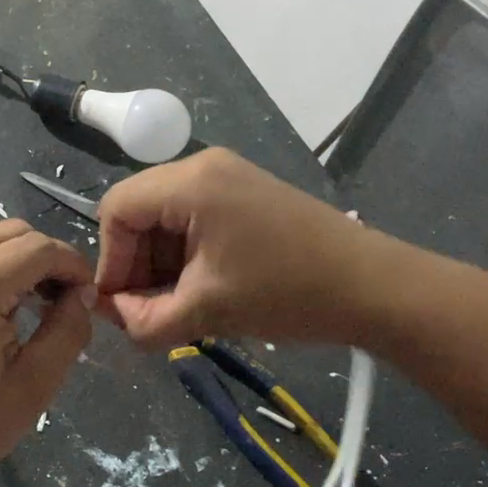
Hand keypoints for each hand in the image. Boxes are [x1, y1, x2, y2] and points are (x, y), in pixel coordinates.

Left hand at [0, 221, 94, 486]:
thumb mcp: (32, 387)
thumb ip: (67, 331)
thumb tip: (80, 294)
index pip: (39, 248)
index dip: (73, 264)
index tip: (88, 295)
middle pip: (9, 233)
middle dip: (44, 258)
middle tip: (60, 301)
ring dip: (8, 256)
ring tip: (22, 301)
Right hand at [94, 148, 372, 347]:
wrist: (377, 288)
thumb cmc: (288, 293)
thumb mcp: (208, 311)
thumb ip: (146, 320)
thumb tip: (113, 317)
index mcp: (189, 182)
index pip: (116, 209)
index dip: (110, 259)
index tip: (121, 305)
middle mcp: (201, 166)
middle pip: (138, 209)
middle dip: (135, 262)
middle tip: (147, 309)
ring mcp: (226, 175)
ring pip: (163, 215)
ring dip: (159, 261)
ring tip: (176, 303)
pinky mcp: (243, 192)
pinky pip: (191, 216)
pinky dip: (184, 252)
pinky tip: (201, 286)